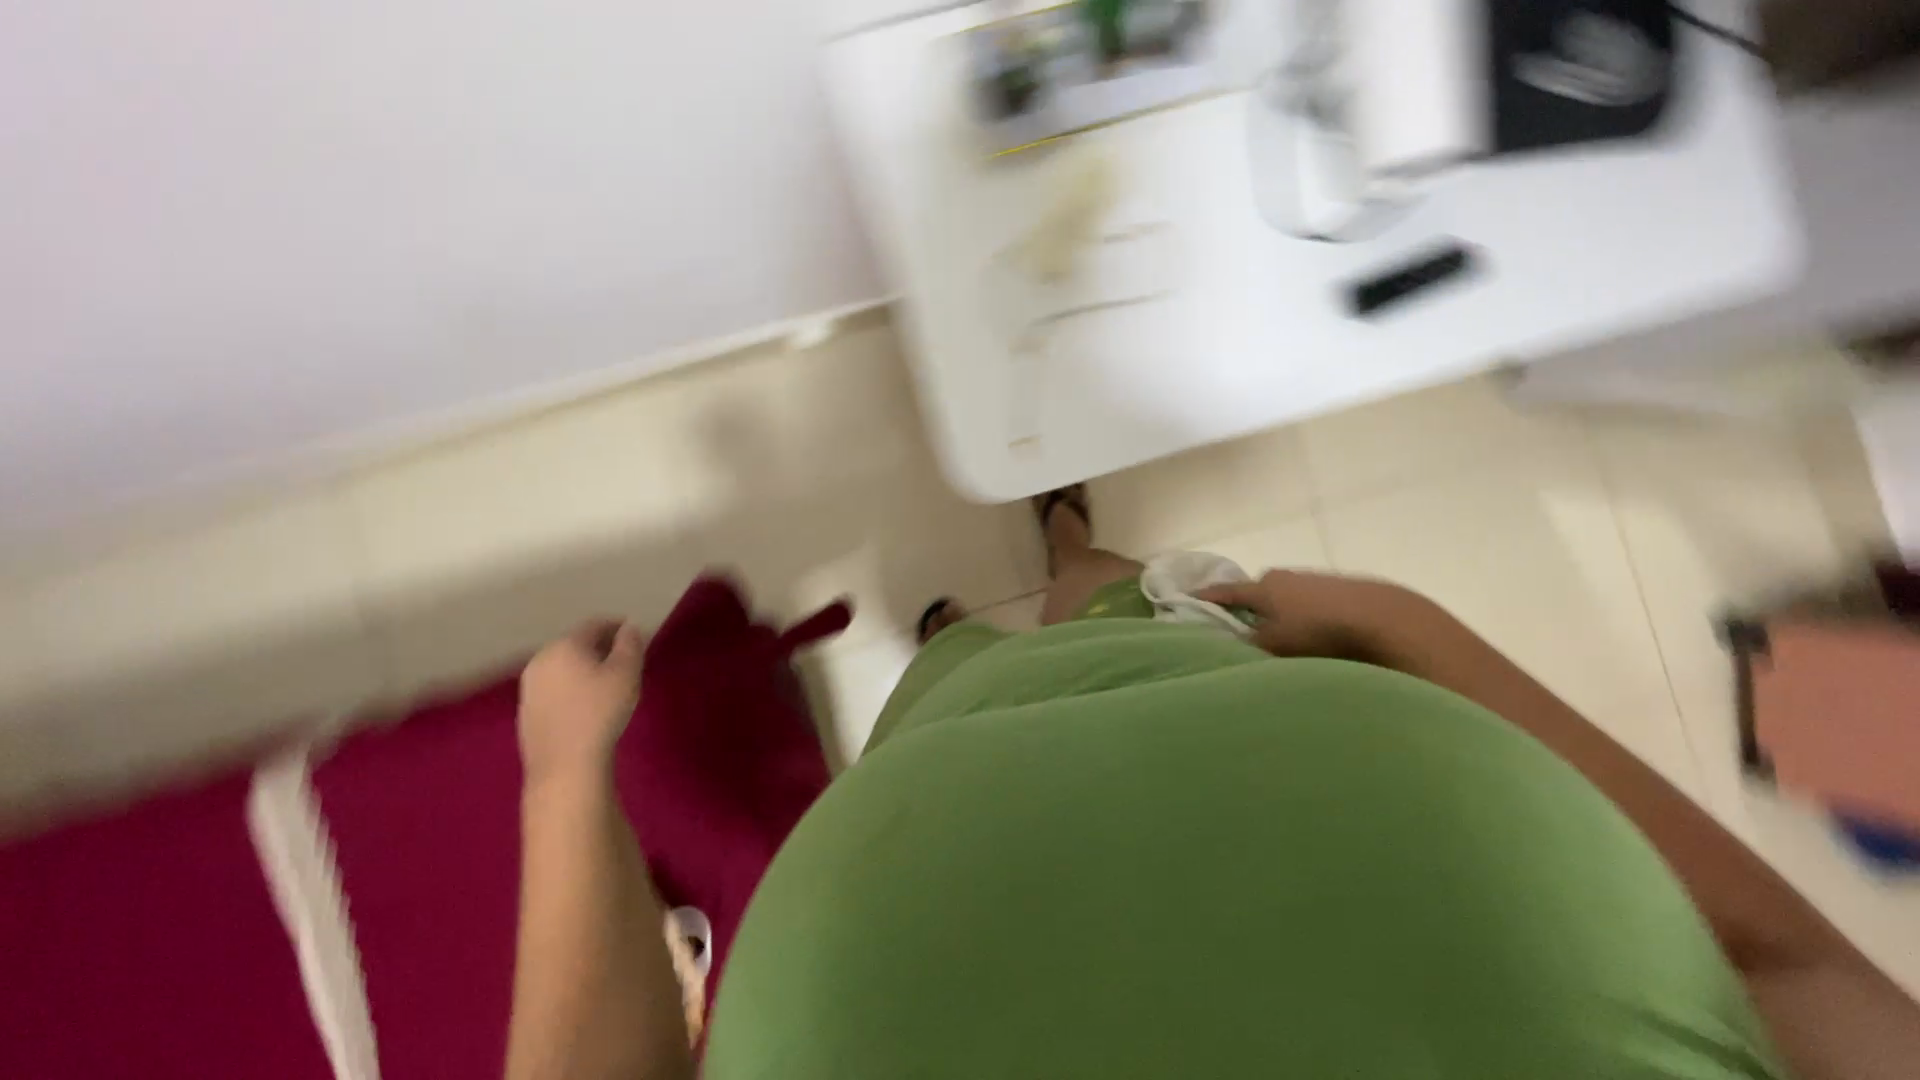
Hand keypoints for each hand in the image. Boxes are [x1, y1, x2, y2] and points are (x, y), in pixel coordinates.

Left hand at [518, 618, 647, 787]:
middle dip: (599, 647)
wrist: (564, 764)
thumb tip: (628, 628)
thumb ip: (630, 644)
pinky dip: (570, 688)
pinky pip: (553, 688)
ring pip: (562, 667)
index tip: (635, 636)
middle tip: (623, 661)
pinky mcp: (526, 711)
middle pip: (575, 644)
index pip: (595, 624)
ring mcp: (528, 686)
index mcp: (564, 645)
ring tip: (605, 684)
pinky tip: (584, 705)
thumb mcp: (627, 673)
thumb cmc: (600, 712)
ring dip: (583, 668)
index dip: (618, 626)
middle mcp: (540, 659)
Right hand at [1196, 570, 1430, 661]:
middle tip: (1237, 628)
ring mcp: (1315, 580)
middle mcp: (1285, 577)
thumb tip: (1226, 641)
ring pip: (1285, 598)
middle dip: (1246, 608)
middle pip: (1256, 592)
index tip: (1185, 602)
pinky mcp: (1342, 591)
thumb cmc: (1319, 632)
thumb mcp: (1273, 645)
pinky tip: (1313, 636)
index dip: (1205, 598)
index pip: (1224, 591)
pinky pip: (1309, 604)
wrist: (1386, 619)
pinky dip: (1303, 617)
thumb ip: (1246, 643)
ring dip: (1278, 614)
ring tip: (1278, 638)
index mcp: (1263, 587)